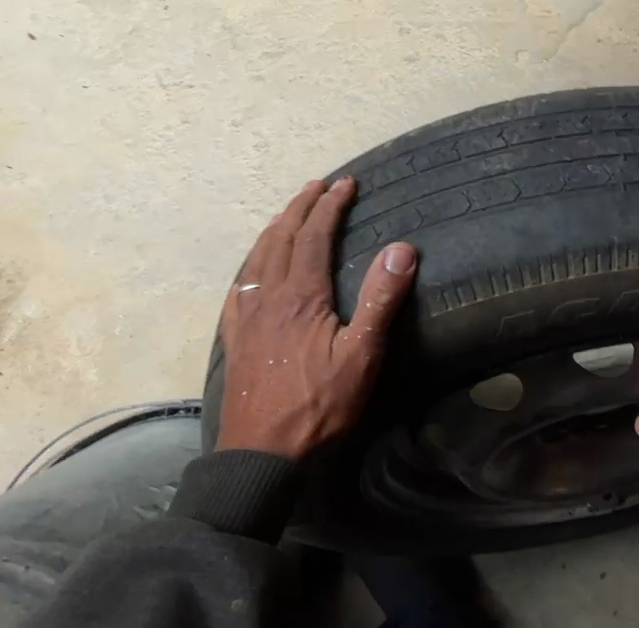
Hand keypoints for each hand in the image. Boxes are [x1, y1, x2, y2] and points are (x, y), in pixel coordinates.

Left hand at [216, 177, 416, 460]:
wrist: (262, 455)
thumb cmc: (320, 404)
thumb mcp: (363, 354)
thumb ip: (380, 299)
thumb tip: (402, 248)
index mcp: (301, 297)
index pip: (314, 237)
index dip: (330, 207)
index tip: (346, 184)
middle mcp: (268, 297)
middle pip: (280, 239)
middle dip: (300, 207)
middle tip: (318, 185)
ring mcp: (246, 317)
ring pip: (256, 258)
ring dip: (274, 228)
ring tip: (288, 213)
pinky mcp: (235, 338)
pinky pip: (238, 287)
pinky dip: (250, 262)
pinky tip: (252, 268)